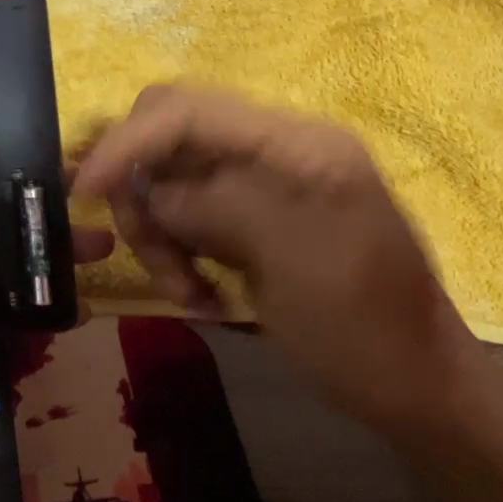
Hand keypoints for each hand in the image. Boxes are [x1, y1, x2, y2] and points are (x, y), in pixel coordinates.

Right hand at [72, 84, 478, 429]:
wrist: (418, 391)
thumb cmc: (364, 329)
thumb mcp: (288, 259)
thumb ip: (211, 205)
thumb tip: (146, 189)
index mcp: (296, 143)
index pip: (188, 111)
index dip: (127, 141)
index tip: (84, 190)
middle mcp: (273, 146)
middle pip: (166, 132)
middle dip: (140, 188)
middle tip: (141, 246)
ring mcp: (259, 180)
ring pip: (166, 177)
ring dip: (159, 232)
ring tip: (186, 289)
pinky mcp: (246, 213)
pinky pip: (182, 212)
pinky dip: (175, 249)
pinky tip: (199, 293)